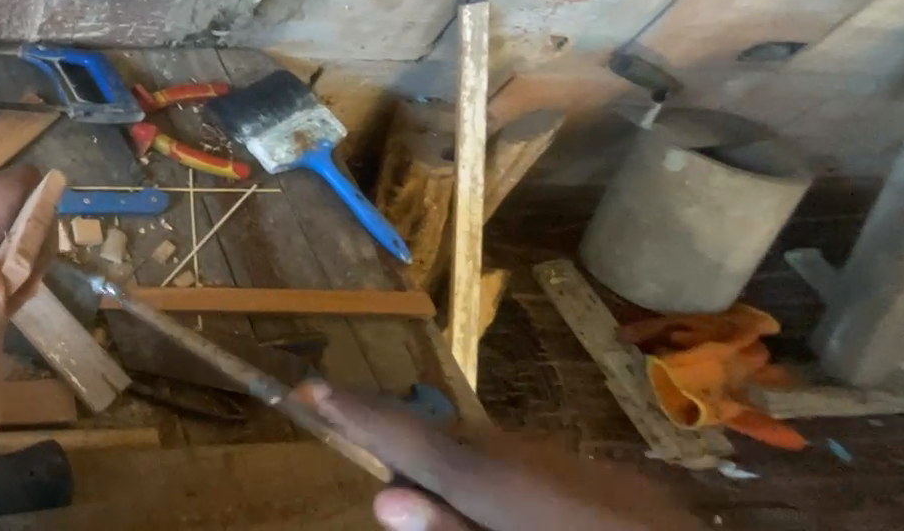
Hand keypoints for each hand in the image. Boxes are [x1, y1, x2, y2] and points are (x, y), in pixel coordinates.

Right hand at [303, 382, 704, 530]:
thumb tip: (383, 498)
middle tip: (377, 468)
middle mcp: (529, 459)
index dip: (355, 414)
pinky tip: (512, 515)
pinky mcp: (598, 477)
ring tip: (452, 507)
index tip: (305, 387)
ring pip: (483, 456)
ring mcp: (567, 464)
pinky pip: (522, 469)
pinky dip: (498, 486)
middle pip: (442, 447)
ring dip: (454, 476)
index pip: (410, 441)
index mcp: (503, 486)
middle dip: (402, 451)